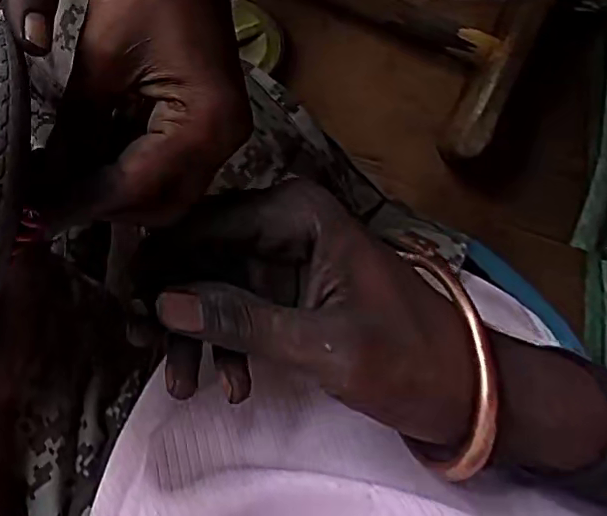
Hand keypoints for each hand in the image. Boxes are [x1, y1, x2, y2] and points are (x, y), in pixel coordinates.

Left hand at [42, 0, 248, 225]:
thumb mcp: (99, 61)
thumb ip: (75, 129)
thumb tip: (42, 181)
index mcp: (201, 124)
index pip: (136, 185)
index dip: (82, 203)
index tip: (35, 216)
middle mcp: (222, 143)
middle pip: (156, 202)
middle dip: (98, 206)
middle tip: (44, 202)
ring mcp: (219, 137)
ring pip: (160, 192)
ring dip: (111, 192)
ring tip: (58, 186)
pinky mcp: (205, 127)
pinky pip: (163, 166)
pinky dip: (124, 170)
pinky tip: (85, 164)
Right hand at [133, 180, 477, 447]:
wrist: (477, 397)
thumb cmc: (411, 360)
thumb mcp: (325, 346)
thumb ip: (240, 320)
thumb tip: (164, 303)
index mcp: (294, 210)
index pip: (207, 223)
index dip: (163, 261)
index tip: (129, 302)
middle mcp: (281, 219)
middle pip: (203, 251)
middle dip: (175, 301)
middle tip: (144, 345)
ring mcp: (282, 252)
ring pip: (212, 280)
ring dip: (196, 330)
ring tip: (184, 383)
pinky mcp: (284, 285)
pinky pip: (235, 303)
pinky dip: (225, 341)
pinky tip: (229, 384)